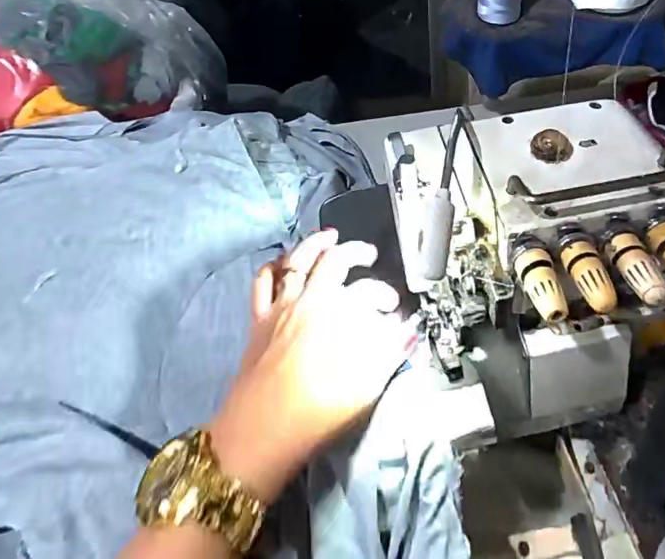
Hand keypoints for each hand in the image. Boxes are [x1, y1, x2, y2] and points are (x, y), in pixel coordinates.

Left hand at [207, 229, 412, 503]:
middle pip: (333, 262)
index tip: (395, 307)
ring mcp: (280, 306)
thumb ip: (389, 352)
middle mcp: (308, 300)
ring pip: (297, 261)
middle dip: (354, 252)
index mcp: (337, 314)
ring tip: (328, 236)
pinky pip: (262, 281)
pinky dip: (273, 266)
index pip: (369, 292)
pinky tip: (281, 262)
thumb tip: (406, 331)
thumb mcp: (366, 386)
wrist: (264, 427)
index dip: (386, 296)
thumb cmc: (318, 412)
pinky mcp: (259, 317)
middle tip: (367, 253)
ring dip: (314, 244)